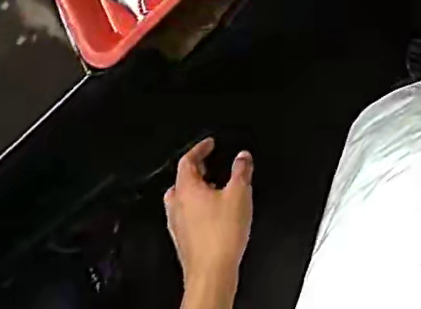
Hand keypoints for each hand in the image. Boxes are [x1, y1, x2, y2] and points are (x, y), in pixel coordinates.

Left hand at [165, 138, 252, 305]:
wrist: (212, 276)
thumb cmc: (220, 237)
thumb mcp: (240, 193)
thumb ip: (242, 170)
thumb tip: (243, 157)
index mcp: (187, 188)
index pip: (187, 160)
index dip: (199, 149)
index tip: (208, 144)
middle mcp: (177, 205)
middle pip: (181, 180)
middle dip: (196, 170)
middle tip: (209, 165)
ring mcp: (178, 226)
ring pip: (181, 200)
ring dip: (195, 191)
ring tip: (212, 190)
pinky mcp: (183, 242)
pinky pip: (186, 218)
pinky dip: (196, 211)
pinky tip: (212, 217)